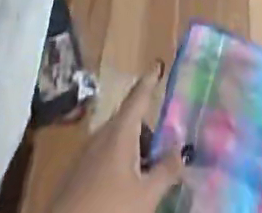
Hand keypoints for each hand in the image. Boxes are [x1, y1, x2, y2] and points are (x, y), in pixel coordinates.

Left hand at [47, 67, 187, 212]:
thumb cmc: (110, 208)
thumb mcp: (145, 195)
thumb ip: (165, 171)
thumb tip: (182, 148)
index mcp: (119, 131)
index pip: (138, 97)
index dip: (150, 80)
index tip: (158, 63)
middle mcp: (102, 133)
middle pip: (129, 119)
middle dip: (148, 127)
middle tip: (167, 142)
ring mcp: (88, 151)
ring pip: (118, 138)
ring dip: (136, 147)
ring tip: (152, 169)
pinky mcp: (80, 169)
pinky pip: (107, 152)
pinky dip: (123, 159)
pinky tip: (130, 182)